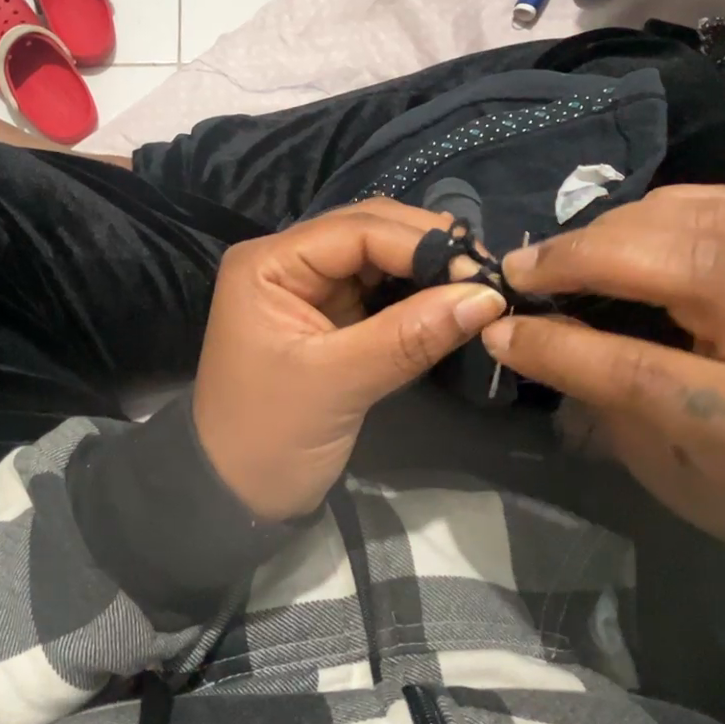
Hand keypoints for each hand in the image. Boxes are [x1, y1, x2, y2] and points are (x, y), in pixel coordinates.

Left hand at [194, 199, 507, 521]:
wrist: (235, 494)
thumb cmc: (270, 436)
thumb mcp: (337, 383)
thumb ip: (408, 335)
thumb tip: (486, 297)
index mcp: (268, 263)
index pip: (355, 230)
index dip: (421, 243)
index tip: (482, 272)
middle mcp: (285, 262)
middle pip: (367, 232)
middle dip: (428, 250)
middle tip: (489, 277)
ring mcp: (306, 288)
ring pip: (377, 258)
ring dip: (427, 269)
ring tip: (479, 288)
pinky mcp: (326, 317)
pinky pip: (378, 290)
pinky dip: (414, 294)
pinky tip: (450, 304)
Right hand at [481, 185, 724, 552]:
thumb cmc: (724, 488)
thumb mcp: (652, 460)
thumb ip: (595, 388)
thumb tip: (515, 326)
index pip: (653, 373)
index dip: (564, 347)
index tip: (500, 330)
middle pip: (697, 271)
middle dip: (592, 259)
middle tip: (521, 270)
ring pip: (711, 224)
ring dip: (616, 228)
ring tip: (560, 254)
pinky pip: (719, 209)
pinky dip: (651, 212)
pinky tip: (613, 235)